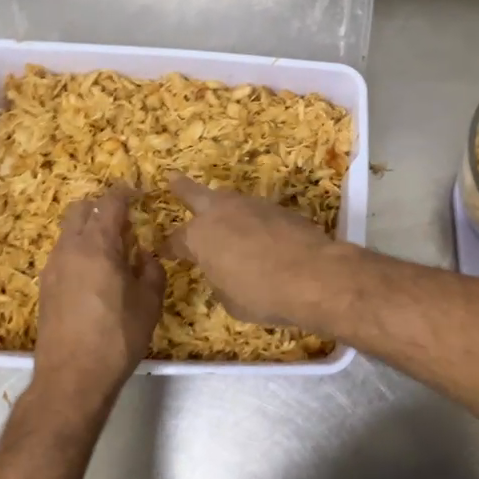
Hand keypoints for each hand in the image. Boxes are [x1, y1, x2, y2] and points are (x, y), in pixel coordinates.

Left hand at [27, 187, 166, 417]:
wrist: (72, 376)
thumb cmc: (118, 336)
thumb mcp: (149, 302)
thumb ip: (151, 270)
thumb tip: (145, 255)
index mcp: (97, 245)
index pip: (110, 203)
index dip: (126, 193)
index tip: (140, 193)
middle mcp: (70, 249)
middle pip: (81, 210)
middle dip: (102, 207)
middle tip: (125, 220)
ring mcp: (53, 268)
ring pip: (69, 233)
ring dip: (89, 231)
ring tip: (114, 250)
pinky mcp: (46, 287)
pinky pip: (64, 255)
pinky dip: (80, 252)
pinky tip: (98, 274)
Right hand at [159, 175, 353, 326]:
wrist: (313, 276)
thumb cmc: (261, 295)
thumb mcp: (229, 299)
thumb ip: (219, 279)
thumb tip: (222, 272)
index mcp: (199, 237)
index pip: (176, 241)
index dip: (170, 248)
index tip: (165, 252)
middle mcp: (222, 213)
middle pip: (196, 195)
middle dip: (183, 189)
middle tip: (173, 179)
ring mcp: (253, 206)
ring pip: (230, 200)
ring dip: (223, 206)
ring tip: (221, 213)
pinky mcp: (281, 209)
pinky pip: (258, 213)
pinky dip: (253, 221)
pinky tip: (259, 233)